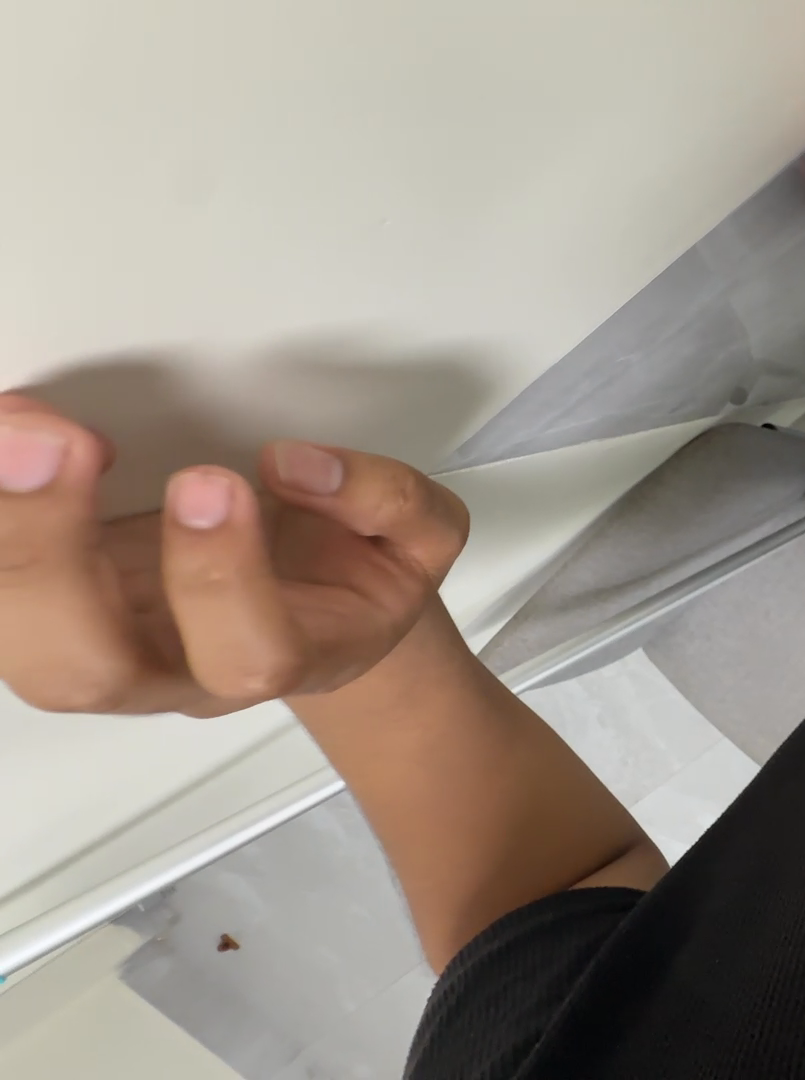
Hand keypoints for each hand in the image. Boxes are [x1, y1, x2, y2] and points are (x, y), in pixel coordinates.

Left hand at [0, 394, 469, 716]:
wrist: (323, 607)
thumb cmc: (366, 577)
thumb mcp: (425, 536)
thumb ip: (391, 501)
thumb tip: (298, 465)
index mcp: (293, 656)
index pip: (249, 654)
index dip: (221, 576)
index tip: (216, 478)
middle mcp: (182, 672)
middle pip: (84, 671)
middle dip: (49, 558)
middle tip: (60, 447)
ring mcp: (104, 644)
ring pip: (8, 640)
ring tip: (23, 432)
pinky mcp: (49, 608)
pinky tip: (5, 441)